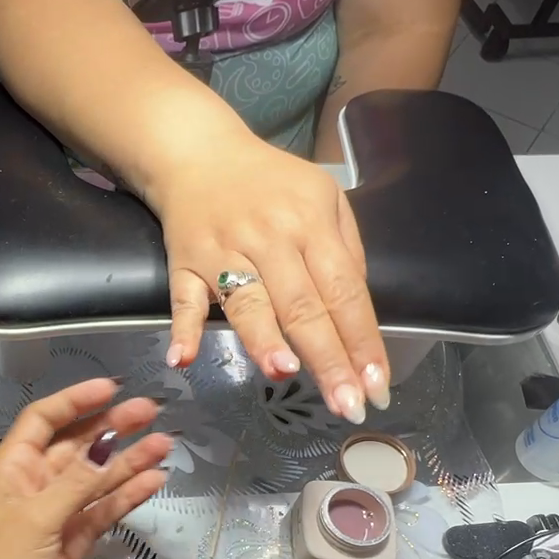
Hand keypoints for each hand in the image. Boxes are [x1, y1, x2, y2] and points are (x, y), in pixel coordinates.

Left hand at [0, 379, 171, 558]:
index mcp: (13, 467)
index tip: (113, 388)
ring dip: (128, 461)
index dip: (76, 400)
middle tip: (152, 411)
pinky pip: (103, 511)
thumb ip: (75, 483)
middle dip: (112, 427)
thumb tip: (109, 446)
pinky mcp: (73, 541)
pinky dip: (127, 497)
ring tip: (165, 444)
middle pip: (77, 445)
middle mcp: (36, 483)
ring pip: (96, 478)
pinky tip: (153, 481)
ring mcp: (57, 512)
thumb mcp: (34, 518)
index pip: (44, 419)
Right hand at [145, 131, 388, 425]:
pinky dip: (183, 329)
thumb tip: (353, 315)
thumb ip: (344, 251)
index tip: (376, 387)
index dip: (361, 341)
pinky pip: (184, 300)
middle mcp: (270, 239)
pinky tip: (182, 358)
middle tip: (346, 404)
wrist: (198, 154)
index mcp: (311, 223)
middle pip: (302, 306)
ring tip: (283, 373)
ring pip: (247, 302)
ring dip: (263, 338)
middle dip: (327, 358)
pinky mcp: (185, 264)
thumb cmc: (269, 184)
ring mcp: (223, 253)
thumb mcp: (323, 198)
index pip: (344, 291)